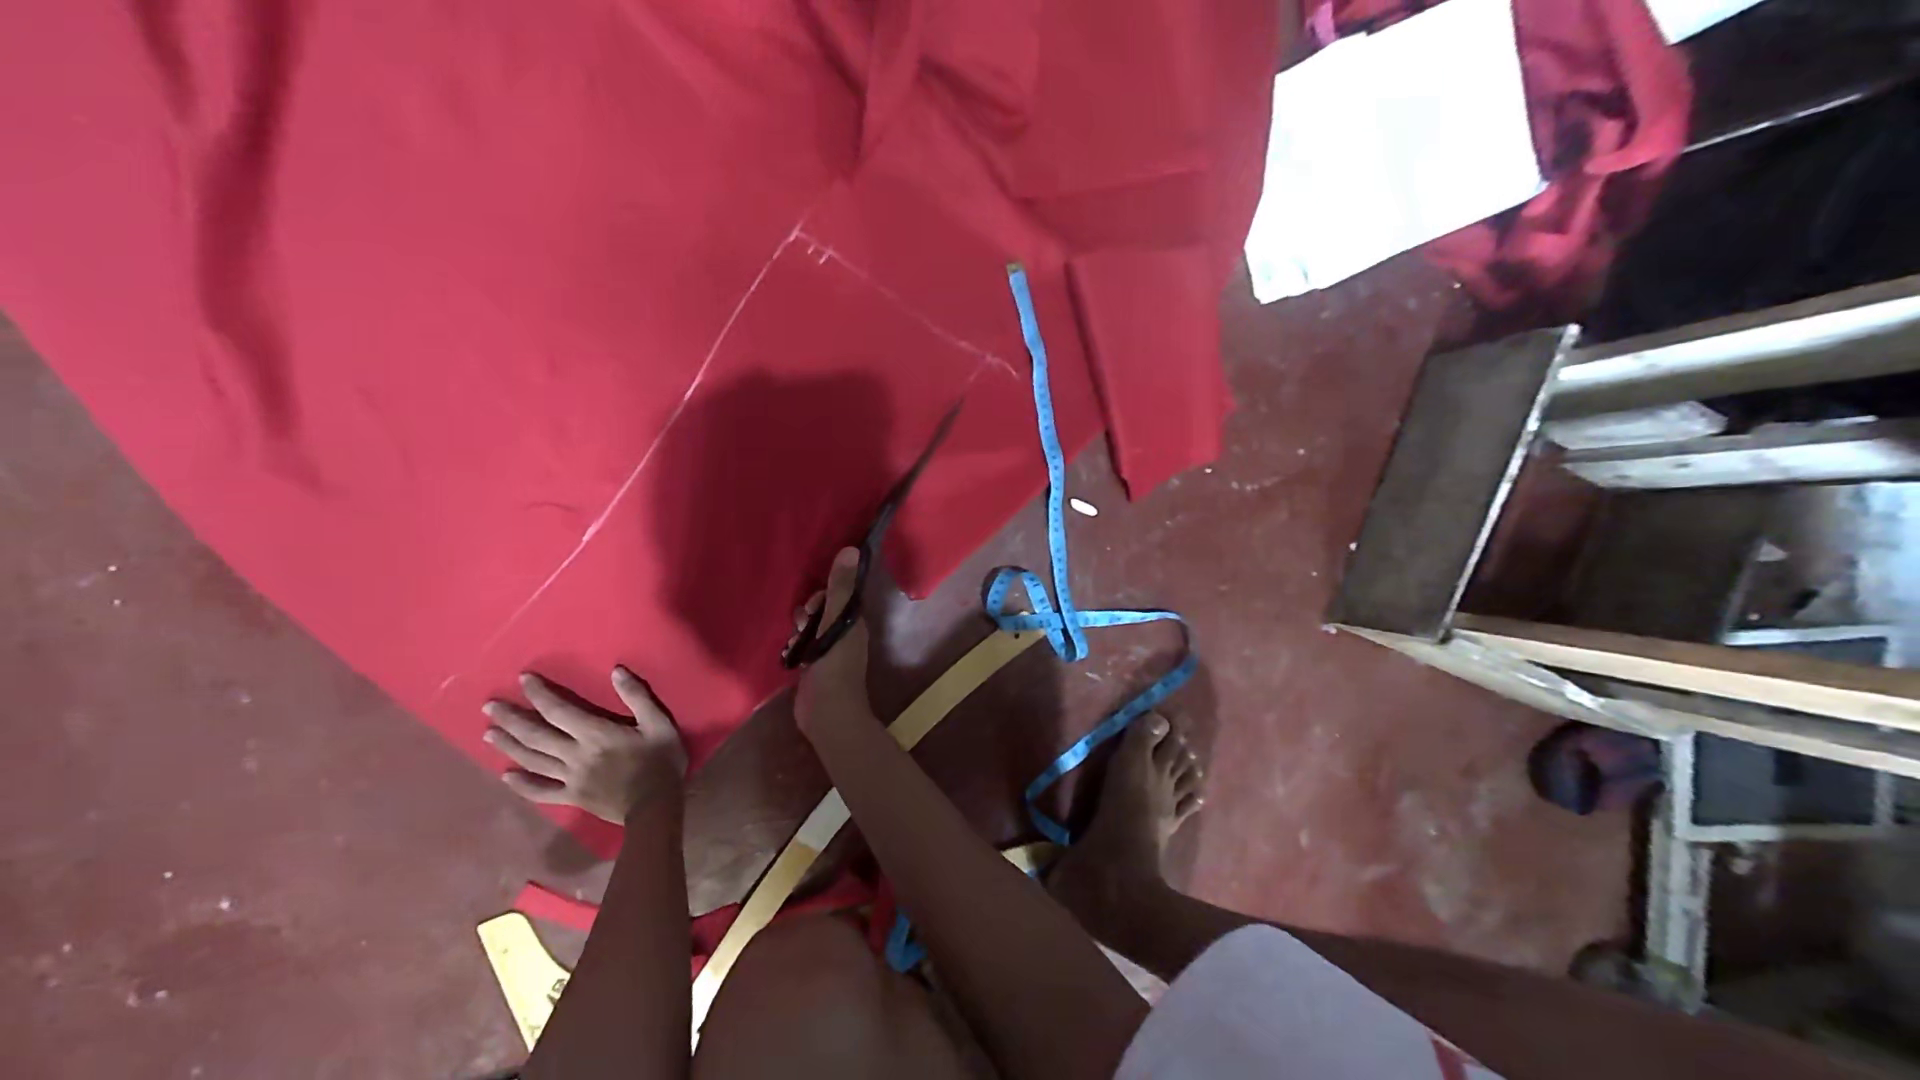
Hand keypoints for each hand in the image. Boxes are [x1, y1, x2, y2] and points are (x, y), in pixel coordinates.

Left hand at [483, 668, 687, 824]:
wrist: (656, 805)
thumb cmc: (660, 760)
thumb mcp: (658, 723)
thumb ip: (637, 696)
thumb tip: (616, 671)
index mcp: (595, 733)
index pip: (559, 710)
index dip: (539, 694)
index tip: (523, 679)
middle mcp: (575, 754)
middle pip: (536, 735)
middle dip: (511, 718)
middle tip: (489, 705)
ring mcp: (570, 778)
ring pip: (532, 760)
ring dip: (509, 746)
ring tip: (488, 733)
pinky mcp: (572, 796)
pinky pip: (542, 791)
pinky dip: (522, 784)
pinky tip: (506, 776)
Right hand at [789, 546, 874, 740]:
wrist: (828, 713)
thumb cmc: (835, 666)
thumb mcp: (836, 622)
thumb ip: (840, 588)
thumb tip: (850, 549)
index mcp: (853, 622)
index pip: (839, 596)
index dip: (823, 594)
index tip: (812, 605)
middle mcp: (844, 634)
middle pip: (823, 611)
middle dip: (808, 613)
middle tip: (801, 625)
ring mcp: (829, 652)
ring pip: (811, 629)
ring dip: (799, 630)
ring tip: (793, 641)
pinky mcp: (814, 667)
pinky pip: (802, 647)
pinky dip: (794, 647)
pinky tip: (788, 653)